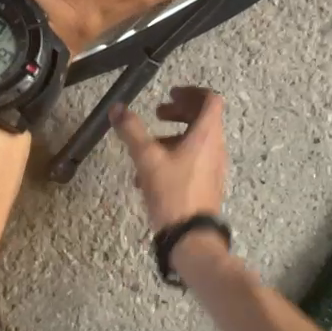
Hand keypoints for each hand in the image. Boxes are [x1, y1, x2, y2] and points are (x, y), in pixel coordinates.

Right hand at [110, 86, 228, 232]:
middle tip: (158, 113)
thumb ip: (131, 131)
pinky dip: (176, 154)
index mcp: (206, 135)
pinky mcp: (207, 184)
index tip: (170, 94)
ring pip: (197, 140)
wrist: (191, 239)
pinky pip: (195, 159)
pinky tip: (150, 174)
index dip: (191, 92)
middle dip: (180, 111)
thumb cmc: (173, 193)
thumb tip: (117, 107)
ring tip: (149, 145)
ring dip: (174, 134)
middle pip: (204, 118)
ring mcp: (213, 168)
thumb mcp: (147, 159)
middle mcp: (215, 148)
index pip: (211, 100)